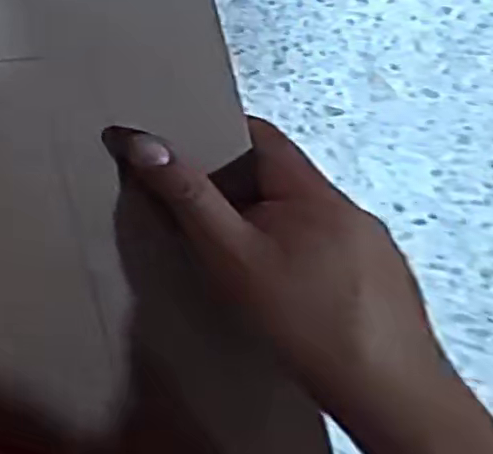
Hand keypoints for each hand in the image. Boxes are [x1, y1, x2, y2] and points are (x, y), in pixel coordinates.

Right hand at [108, 118, 492, 453]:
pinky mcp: (375, 283)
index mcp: (319, 197)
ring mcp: (370, 252)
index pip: (261, 136)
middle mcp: (351, 215)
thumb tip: (138, 138)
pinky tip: (255, 268)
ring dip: (249, 211)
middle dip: (222, 176)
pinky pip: (311, 240)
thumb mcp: (227, 249)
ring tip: (209, 230)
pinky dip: (274, 239)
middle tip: (173, 186)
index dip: (212, 127)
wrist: (394, 405)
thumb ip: (183, 191)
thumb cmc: (303, 317)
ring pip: (292, 210)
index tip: (167, 133)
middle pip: (274, 174)